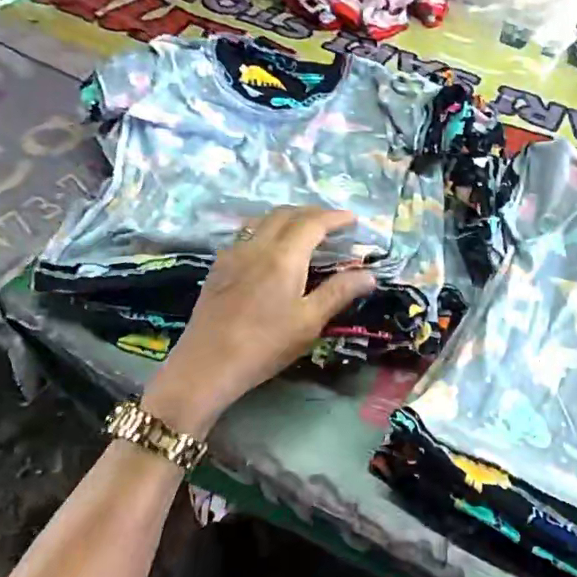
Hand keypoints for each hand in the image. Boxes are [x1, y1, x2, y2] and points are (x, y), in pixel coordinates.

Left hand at [140, 207, 375, 437]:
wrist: (208, 363)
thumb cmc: (265, 345)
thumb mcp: (309, 322)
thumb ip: (338, 293)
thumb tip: (369, 275)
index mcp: (284, 256)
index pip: (313, 223)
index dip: (335, 217)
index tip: (352, 219)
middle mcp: (256, 246)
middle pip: (285, 214)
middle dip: (311, 213)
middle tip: (331, 223)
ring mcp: (233, 254)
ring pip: (262, 221)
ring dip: (287, 219)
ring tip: (302, 231)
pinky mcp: (218, 268)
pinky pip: (246, 236)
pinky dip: (265, 231)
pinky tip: (268, 251)